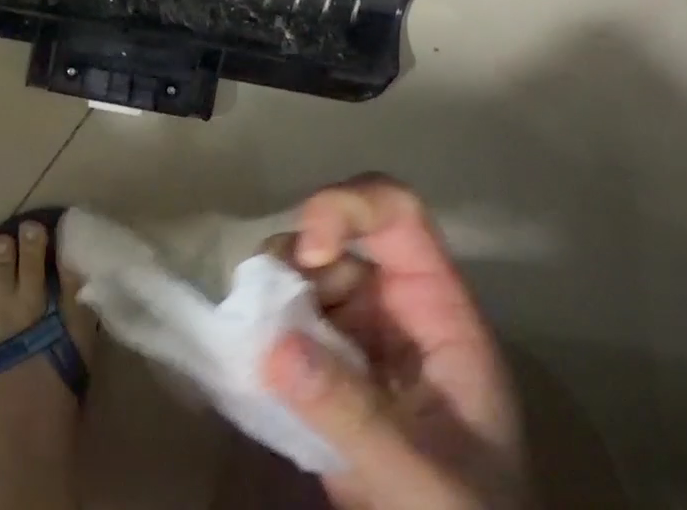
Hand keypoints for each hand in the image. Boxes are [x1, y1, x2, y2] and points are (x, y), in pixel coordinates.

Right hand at [262, 175, 527, 509]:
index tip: (308, 255)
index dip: (346, 210)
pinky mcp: (316, 359)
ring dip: (264, 301)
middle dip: (289, 267)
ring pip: (292, 273)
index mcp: (436, 312)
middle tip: (266, 322)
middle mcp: (390, 306)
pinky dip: (252, 328)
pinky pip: (273, 316)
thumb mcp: (420, 477)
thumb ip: (354, 415)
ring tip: (260, 356)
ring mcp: (350, 331)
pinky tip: (250, 366)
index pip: (395, 215)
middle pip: (327, 238)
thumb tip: (275, 345)